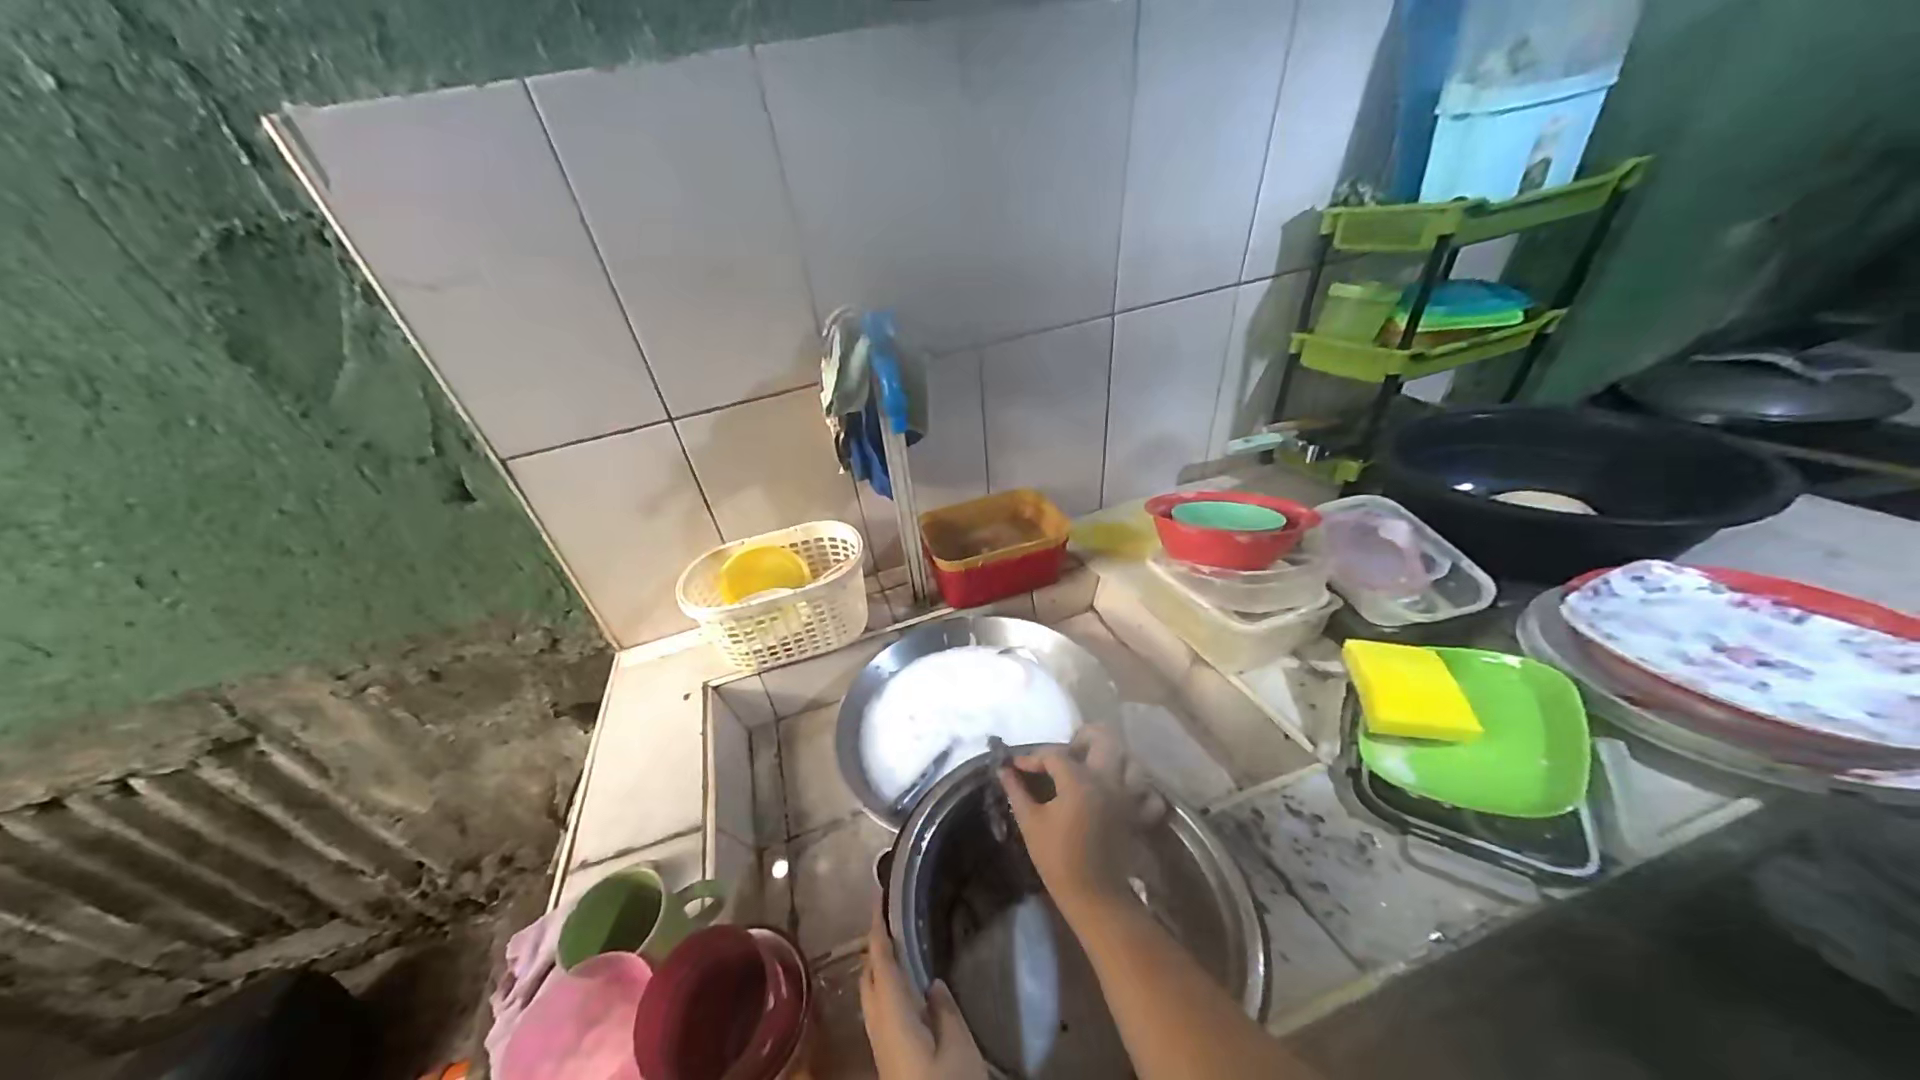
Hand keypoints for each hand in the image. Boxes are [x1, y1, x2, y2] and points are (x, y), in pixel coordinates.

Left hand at [862, 896, 986, 1079]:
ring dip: (879, 965)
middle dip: (874, 943)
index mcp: (892, 1013)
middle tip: (890, 916)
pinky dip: (886, 984)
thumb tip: (932, 983)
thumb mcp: (958, 1048)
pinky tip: (906, 986)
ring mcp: (880, 1043)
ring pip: (871, 992)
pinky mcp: (888, 1057)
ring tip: (898, 944)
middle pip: (868, 974)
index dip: (877, 926)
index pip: (879, 959)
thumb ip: (944, 1011)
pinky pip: (880, 1007)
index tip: (878, 896)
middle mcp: (878, 1024)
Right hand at [997, 727, 1144, 918]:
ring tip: (1094, 768)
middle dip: (1082, 738)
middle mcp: (1108, 781)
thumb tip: (1004, 771)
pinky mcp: (1139, 816)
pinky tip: (1121, 793)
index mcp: (1079, 781)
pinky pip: (1148, 794)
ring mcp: (1128, 797)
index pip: (1055, 754)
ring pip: (1131, 761)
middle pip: (1104, 738)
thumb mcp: (1030, 822)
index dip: (1034, 757)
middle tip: (1066, 752)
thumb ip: (1017, 791)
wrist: (1093, 896)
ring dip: (1113, 759)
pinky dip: (1138, 789)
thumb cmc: (1056, 859)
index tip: (1018, 767)